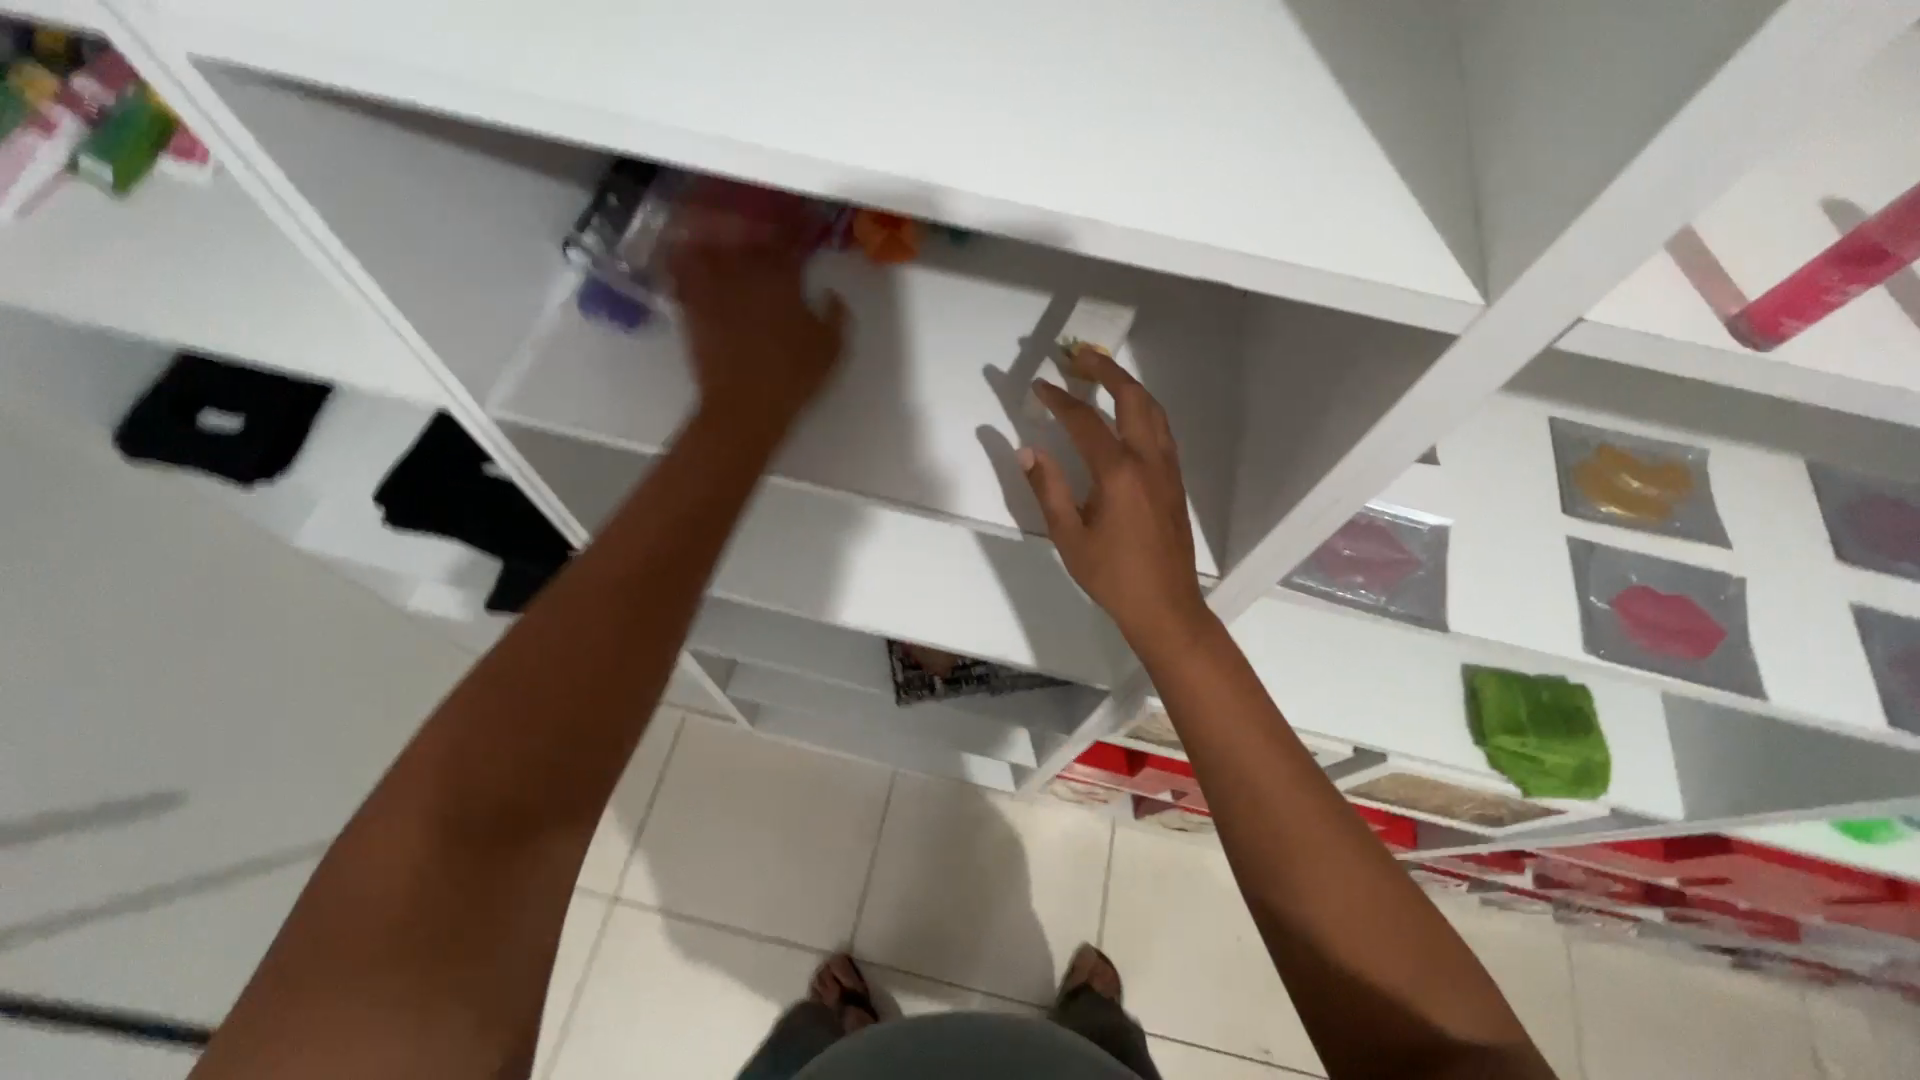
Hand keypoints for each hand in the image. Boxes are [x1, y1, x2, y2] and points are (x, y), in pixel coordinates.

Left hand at [667, 199, 847, 432]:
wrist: (745, 407)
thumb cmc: (794, 378)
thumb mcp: (831, 348)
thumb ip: (835, 314)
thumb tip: (830, 294)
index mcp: (784, 277)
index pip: (792, 238)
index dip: (797, 225)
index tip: (803, 222)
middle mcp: (746, 271)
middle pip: (749, 231)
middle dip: (757, 220)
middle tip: (762, 217)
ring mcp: (715, 285)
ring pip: (712, 242)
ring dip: (717, 228)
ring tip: (720, 220)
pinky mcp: (692, 304)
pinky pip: (682, 269)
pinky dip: (683, 255)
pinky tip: (685, 247)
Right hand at [1022, 347, 1211, 649]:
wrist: (1165, 605)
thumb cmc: (1112, 576)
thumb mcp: (1069, 536)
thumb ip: (1049, 489)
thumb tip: (1028, 451)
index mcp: (1118, 473)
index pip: (1085, 421)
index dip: (1059, 399)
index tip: (1040, 384)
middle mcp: (1148, 460)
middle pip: (1131, 398)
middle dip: (1104, 371)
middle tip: (1077, 356)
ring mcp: (1167, 468)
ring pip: (1153, 410)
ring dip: (1127, 386)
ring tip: (1102, 375)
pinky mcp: (1175, 480)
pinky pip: (1161, 430)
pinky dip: (1142, 409)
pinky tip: (1127, 415)